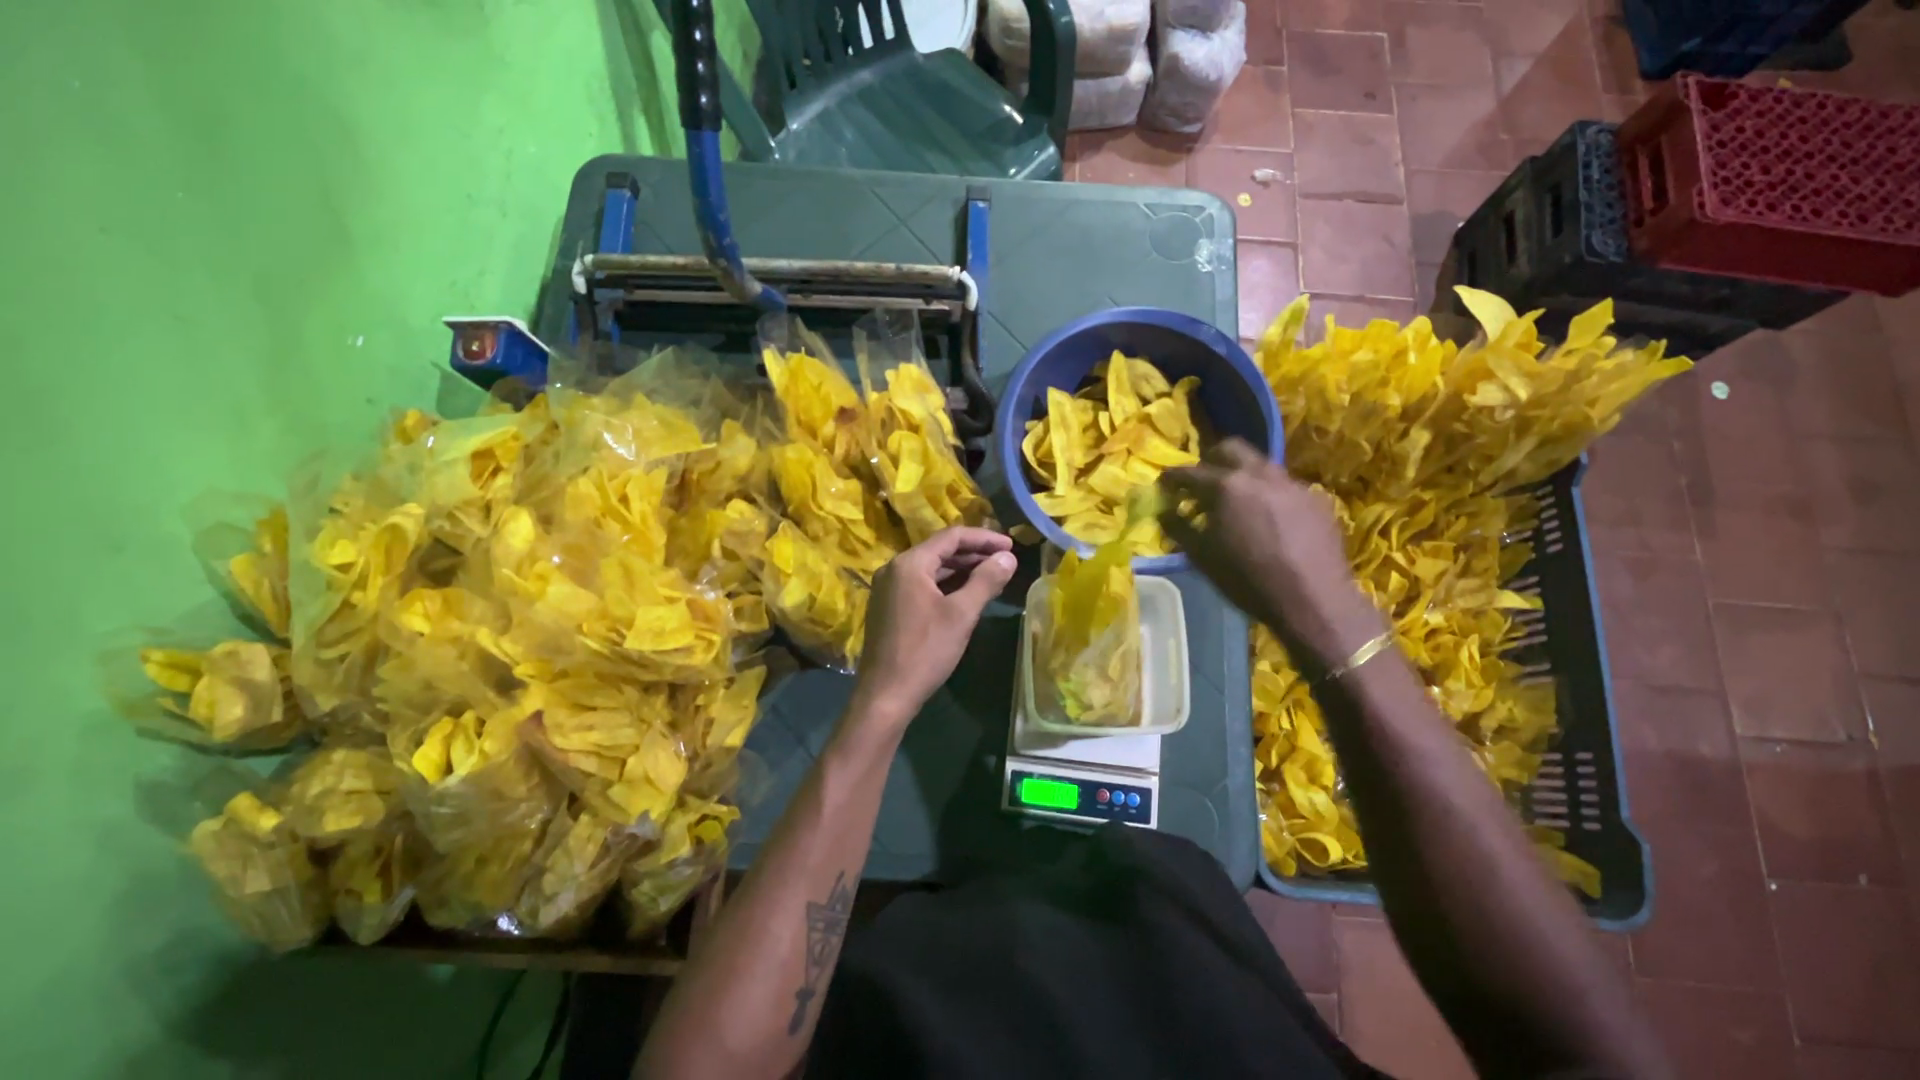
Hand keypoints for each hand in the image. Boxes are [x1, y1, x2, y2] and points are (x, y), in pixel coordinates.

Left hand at [850, 527, 1017, 729]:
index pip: (951, 537)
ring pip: (930, 569)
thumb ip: (986, 581)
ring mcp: (888, 589)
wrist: (886, 694)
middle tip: (1005, 560)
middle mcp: (894, 569)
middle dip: (974, 554)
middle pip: (939, 551)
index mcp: (909, 564)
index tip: (1011, 546)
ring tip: (991, 576)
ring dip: (961, 570)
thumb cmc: (925, 651)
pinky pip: (921, 585)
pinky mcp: (888, 608)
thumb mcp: (962, 614)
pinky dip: (945, 585)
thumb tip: (1008, 558)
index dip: (984, 538)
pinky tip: (966, 595)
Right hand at [1160, 438, 1385, 674]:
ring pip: (1260, 464)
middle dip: (1210, 461)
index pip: (1190, 472)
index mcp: (1227, 486)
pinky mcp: (1315, 498)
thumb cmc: (1249, 581)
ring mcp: (1292, 483)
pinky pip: (1284, 486)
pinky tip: (1267, 520)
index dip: (1172, 478)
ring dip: (1241, 475)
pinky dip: (1267, 494)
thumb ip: (1180, 528)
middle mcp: (1260, 474)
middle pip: (1230, 449)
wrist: (1314, 600)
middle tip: (1201, 484)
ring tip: (1235, 502)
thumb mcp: (1203, 558)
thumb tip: (1166, 512)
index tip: (1164, 486)